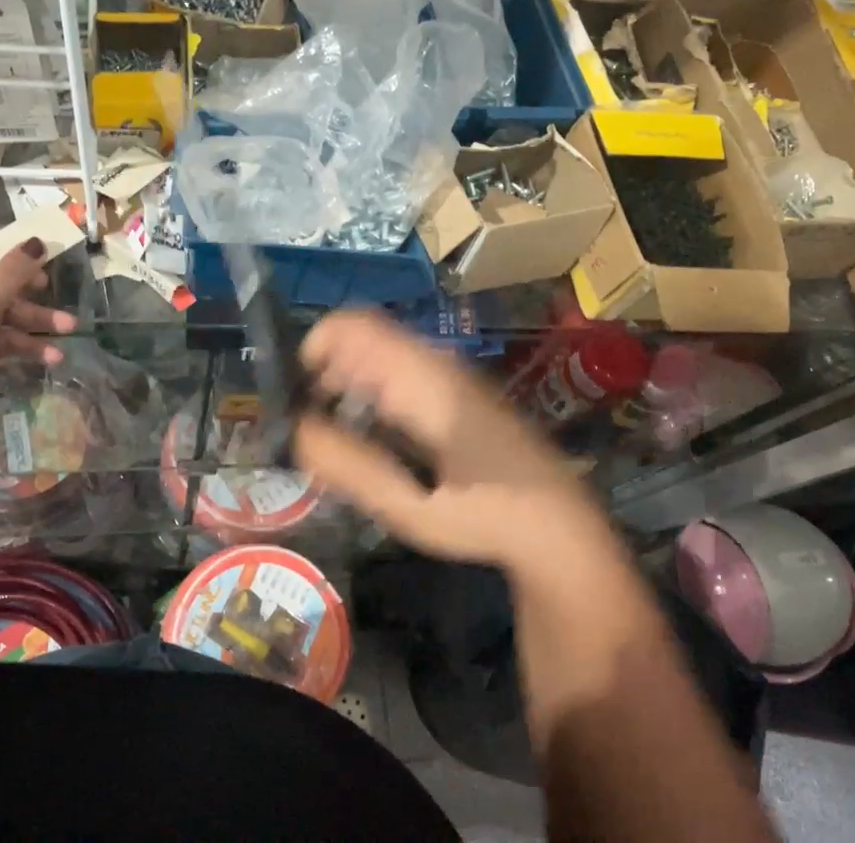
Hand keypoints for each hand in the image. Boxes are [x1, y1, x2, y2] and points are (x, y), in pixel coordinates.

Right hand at [292, 311, 610, 571]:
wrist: (559, 527)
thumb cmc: (484, 519)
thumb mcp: (411, 507)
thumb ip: (352, 469)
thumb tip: (297, 432)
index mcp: (425, 382)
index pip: (355, 328)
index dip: (314, 347)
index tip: (295, 394)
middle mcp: (439, 365)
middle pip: (365, 336)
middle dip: (326, 367)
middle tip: (309, 419)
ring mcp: (453, 374)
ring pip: (383, 350)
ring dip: (348, 378)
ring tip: (334, 429)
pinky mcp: (460, 390)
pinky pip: (402, 368)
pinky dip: (372, 386)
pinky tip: (373, 432)